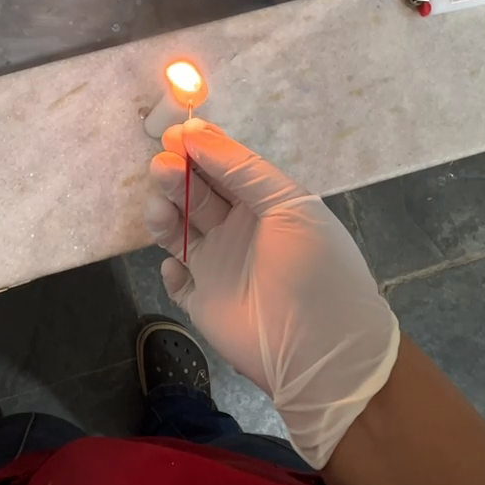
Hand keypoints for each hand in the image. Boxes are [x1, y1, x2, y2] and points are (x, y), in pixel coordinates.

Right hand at [145, 119, 399, 467]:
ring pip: (178, 229)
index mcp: (263, 204)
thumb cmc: (314, 268)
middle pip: (196, 193)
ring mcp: (218, 266)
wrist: (323, 351)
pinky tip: (177, 267)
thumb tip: (195, 132)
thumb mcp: (289, 204)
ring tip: (161, 208)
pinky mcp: (201, 302)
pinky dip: (170, 269)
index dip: (200, 149)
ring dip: (166, 213)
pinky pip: (175, 280)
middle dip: (177, 176)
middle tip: (162, 166)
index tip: (175, 133)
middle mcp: (238, 230)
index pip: (224, 167)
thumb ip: (242, 168)